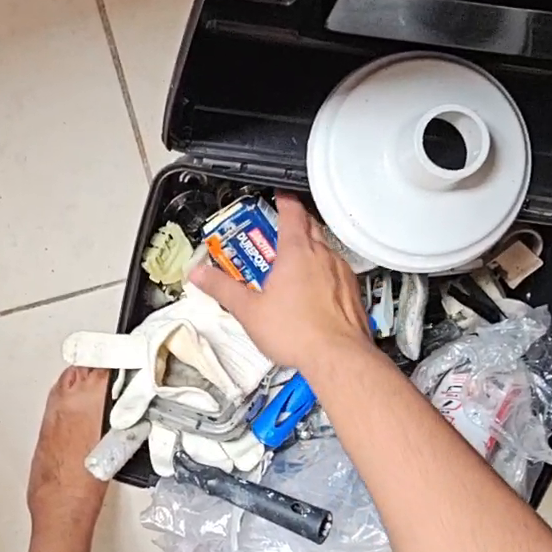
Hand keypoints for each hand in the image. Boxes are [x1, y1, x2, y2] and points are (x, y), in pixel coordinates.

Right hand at [189, 194, 373, 373]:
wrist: (338, 357)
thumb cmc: (299, 333)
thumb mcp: (249, 310)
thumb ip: (222, 288)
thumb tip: (201, 275)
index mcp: (297, 252)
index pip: (292, 212)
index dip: (284, 199)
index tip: (279, 194)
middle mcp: (323, 256)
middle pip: (310, 226)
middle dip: (295, 222)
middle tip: (278, 229)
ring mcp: (340, 273)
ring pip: (325, 249)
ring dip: (309, 249)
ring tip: (291, 263)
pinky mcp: (351, 292)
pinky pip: (336, 271)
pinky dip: (323, 272)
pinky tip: (312, 290)